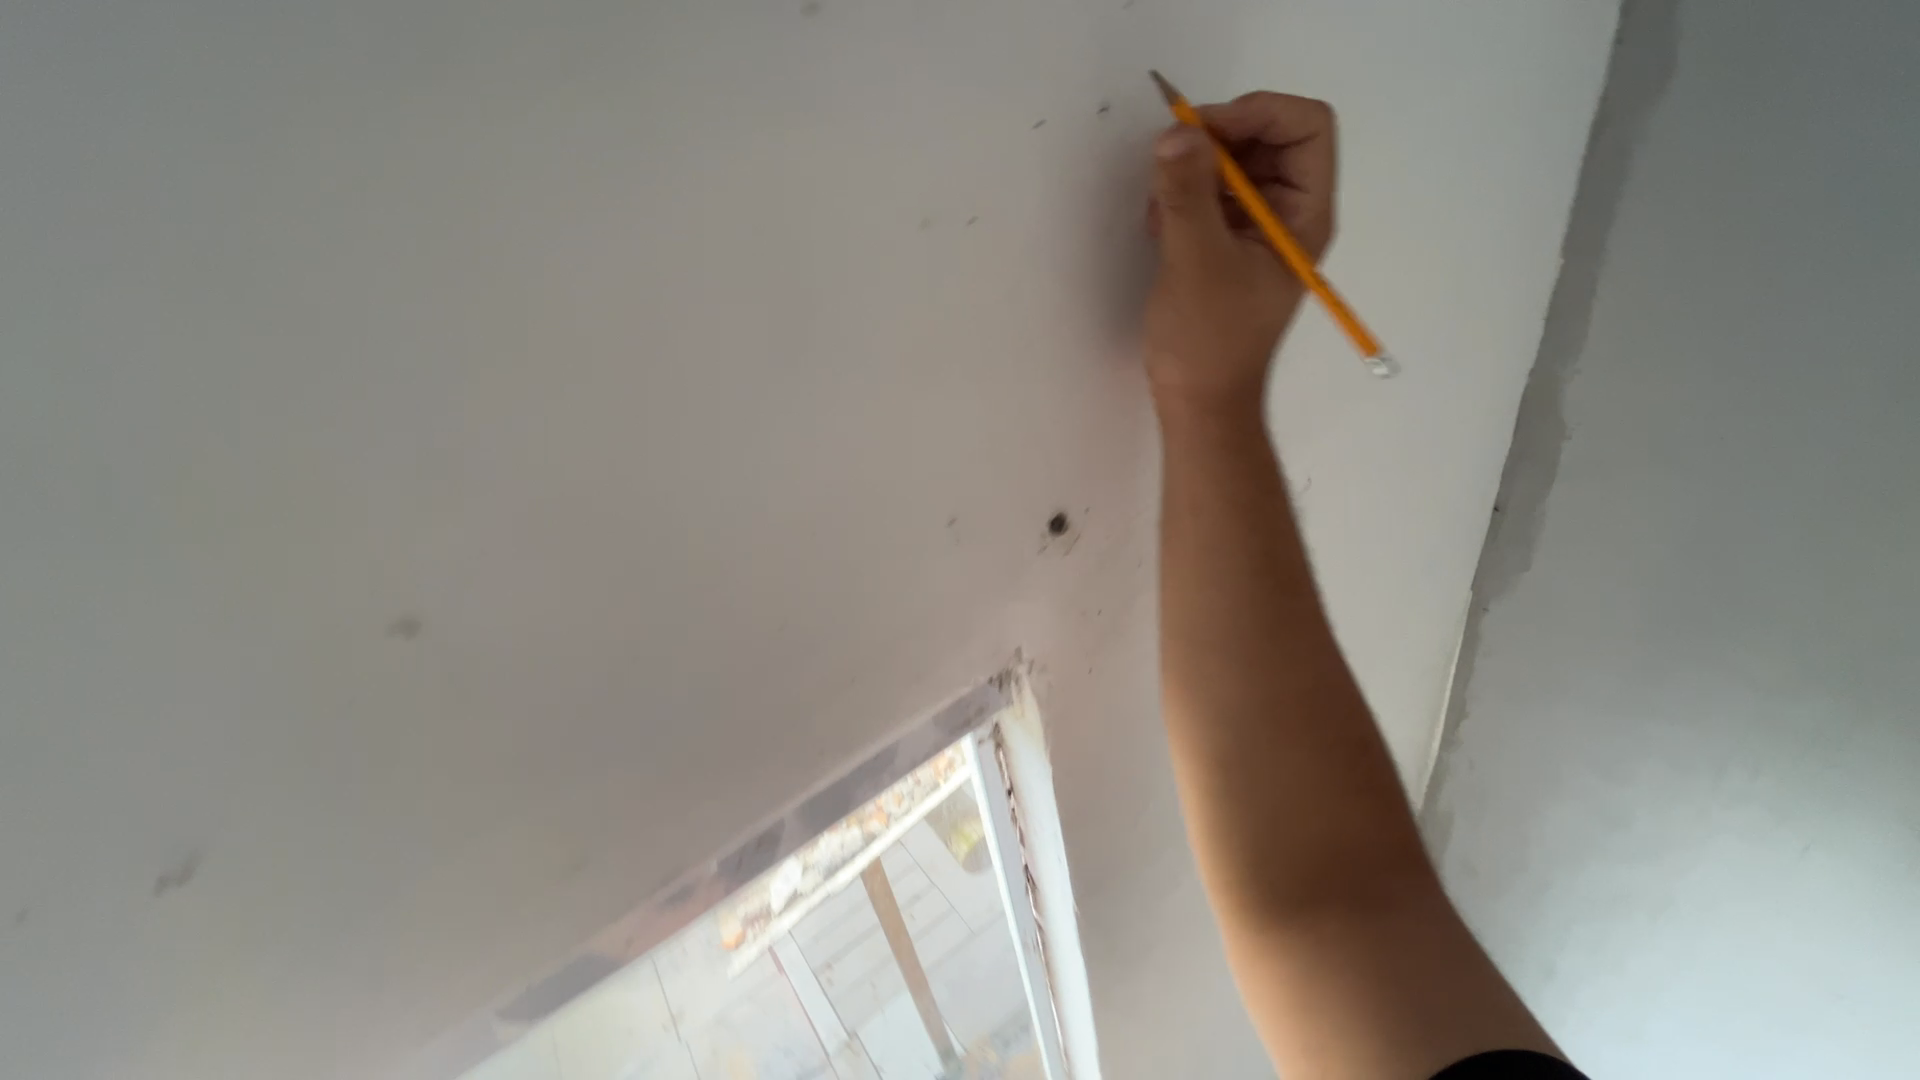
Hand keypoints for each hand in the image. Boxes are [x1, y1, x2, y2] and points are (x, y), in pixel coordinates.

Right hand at [1143, 93, 1337, 419]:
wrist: (1198, 402)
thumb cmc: (1208, 341)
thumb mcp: (1196, 263)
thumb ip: (1187, 194)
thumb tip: (1176, 132)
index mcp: (1303, 215)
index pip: (1306, 127)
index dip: (1258, 114)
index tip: (1202, 132)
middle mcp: (1287, 214)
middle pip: (1267, 139)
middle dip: (1216, 142)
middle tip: (1170, 162)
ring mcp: (1256, 231)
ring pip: (1233, 166)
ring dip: (1192, 171)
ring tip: (1159, 205)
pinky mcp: (1225, 247)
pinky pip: (1210, 197)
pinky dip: (1183, 198)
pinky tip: (1158, 225)